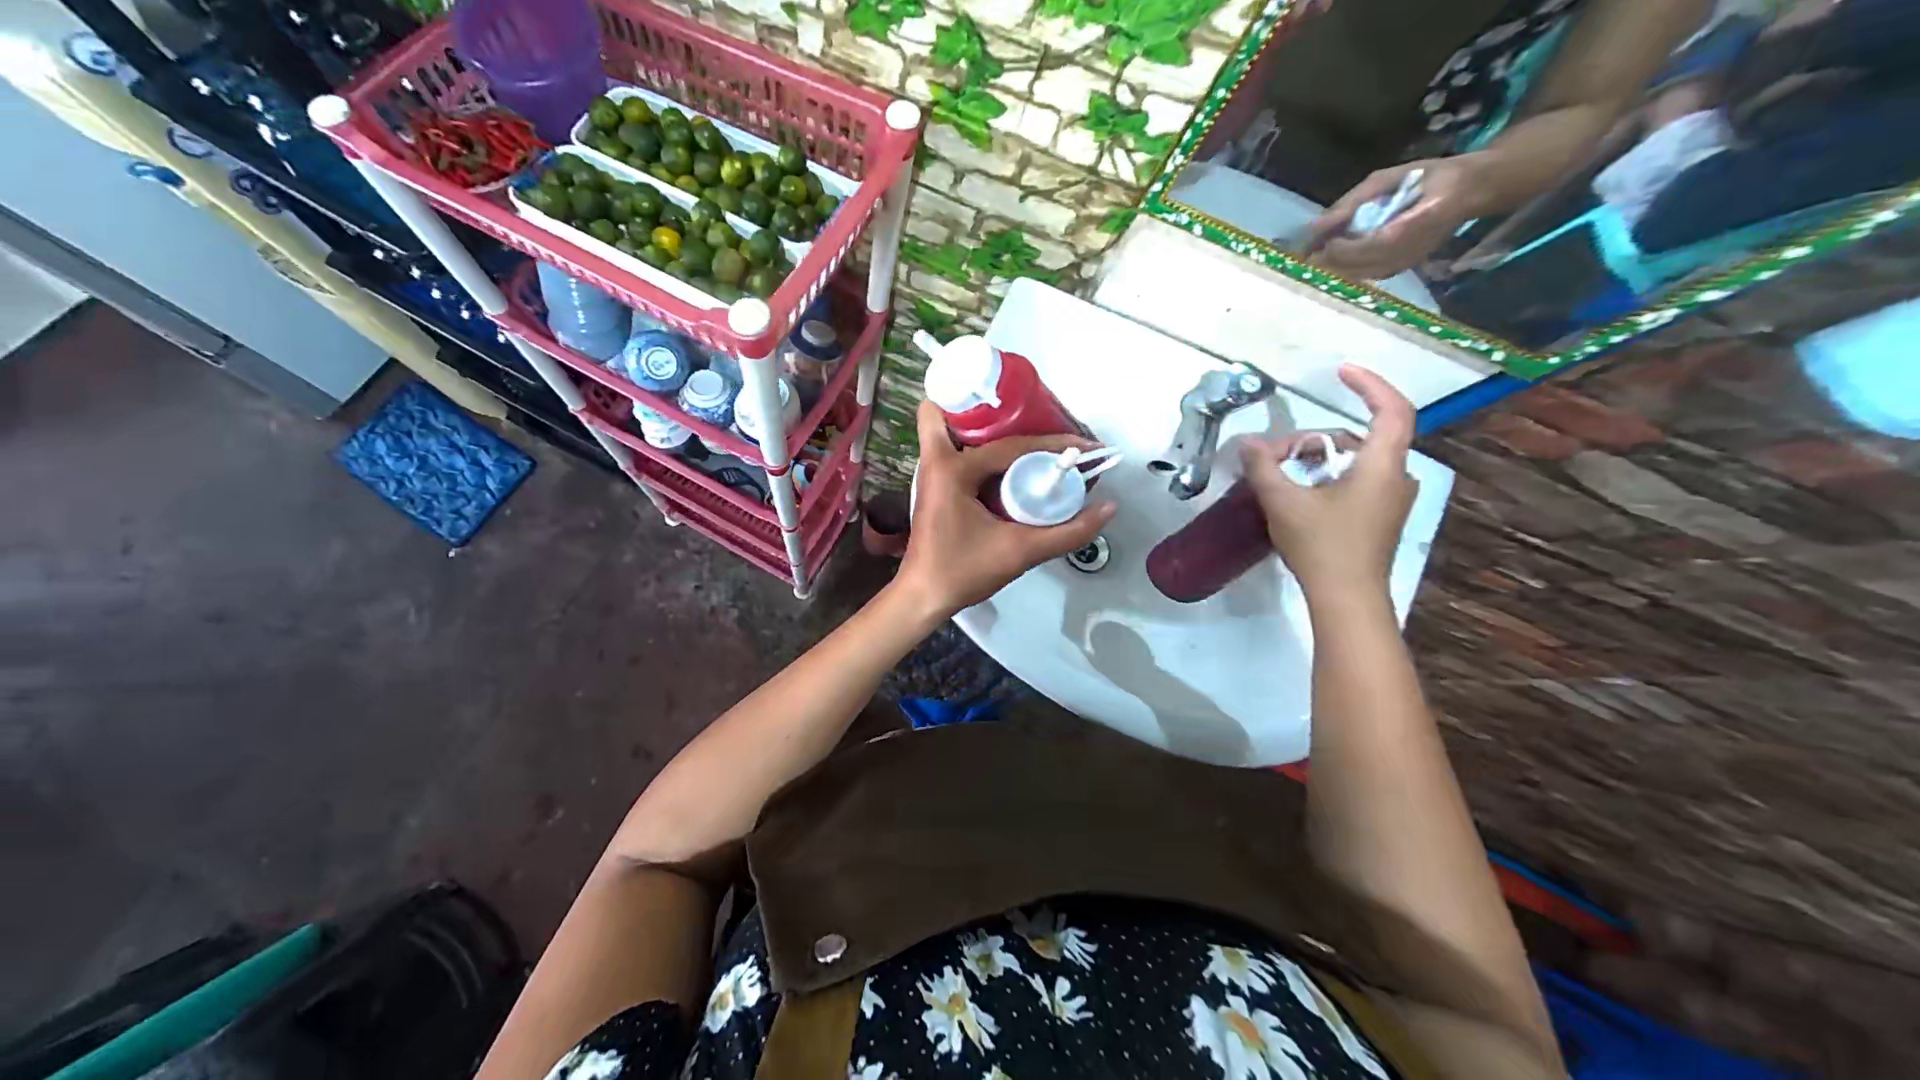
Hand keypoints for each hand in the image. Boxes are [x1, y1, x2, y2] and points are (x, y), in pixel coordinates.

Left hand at [894, 400, 1116, 617]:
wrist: (924, 597)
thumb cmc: (964, 572)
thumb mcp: (1020, 552)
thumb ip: (1067, 532)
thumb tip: (1108, 507)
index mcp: (952, 470)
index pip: (1010, 444)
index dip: (1052, 443)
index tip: (1084, 447)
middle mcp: (935, 461)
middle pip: (948, 412)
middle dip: (985, 408)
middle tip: (1030, 421)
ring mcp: (931, 473)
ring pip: (946, 429)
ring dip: (980, 427)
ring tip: (1025, 438)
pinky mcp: (935, 486)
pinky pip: (952, 450)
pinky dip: (977, 448)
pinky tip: (1008, 466)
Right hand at [1239, 366, 1416, 598]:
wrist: (1347, 599)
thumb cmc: (1321, 546)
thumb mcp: (1283, 503)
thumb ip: (1263, 468)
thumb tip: (1248, 443)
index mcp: (1382, 465)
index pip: (1391, 408)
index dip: (1369, 384)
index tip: (1340, 372)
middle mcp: (1396, 477)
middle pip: (1363, 436)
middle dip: (1319, 435)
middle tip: (1281, 450)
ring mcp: (1392, 499)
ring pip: (1360, 459)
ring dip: (1323, 456)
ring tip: (1285, 471)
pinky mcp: (1381, 517)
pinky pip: (1360, 479)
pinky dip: (1332, 474)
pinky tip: (1303, 491)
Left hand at [1304, 156, 1487, 280]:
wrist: (1470, 191)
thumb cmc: (1428, 177)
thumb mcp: (1388, 178)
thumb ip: (1352, 202)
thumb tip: (1316, 225)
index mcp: (1412, 224)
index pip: (1369, 246)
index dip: (1343, 249)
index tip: (1322, 242)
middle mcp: (1409, 251)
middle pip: (1360, 267)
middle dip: (1329, 263)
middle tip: (1304, 255)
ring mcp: (1406, 264)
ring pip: (1360, 276)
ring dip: (1335, 269)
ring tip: (1314, 257)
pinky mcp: (1402, 269)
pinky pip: (1368, 275)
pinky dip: (1347, 269)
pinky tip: (1334, 260)